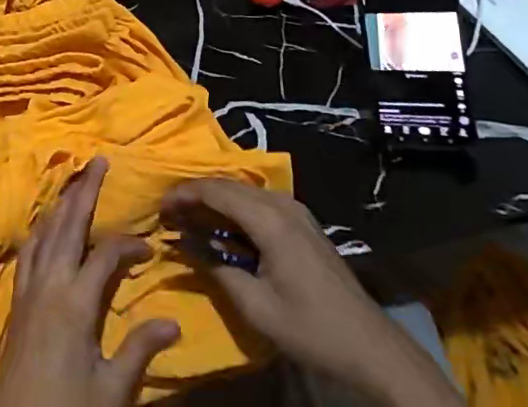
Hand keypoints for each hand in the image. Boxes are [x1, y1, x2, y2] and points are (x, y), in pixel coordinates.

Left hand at [0, 157, 180, 406]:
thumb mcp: (110, 388)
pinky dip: (39, 231)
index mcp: (75, 301)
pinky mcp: (15, 303)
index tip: (148, 250)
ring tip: (73, 180)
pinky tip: (44, 226)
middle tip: (98, 160)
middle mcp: (49, 285)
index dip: (128, 244)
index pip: (106, 254)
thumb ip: (139, 349)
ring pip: (44, 234)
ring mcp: (28, 291)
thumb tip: (174, 321)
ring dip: (60, 204)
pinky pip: (27, 253)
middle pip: (67, 226)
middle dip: (84, 191)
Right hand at [162, 180, 462, 406]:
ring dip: (217, 200)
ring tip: (191, 219)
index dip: (186, 194)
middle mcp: (283, 203)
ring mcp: (297, 210)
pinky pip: (261, 203)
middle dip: (198, 194)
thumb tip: (187, 246)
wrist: (366, 341)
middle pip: (231, 186)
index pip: (218, 191)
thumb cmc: (309, 326)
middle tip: (170, 213)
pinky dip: (236, 209)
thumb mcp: (256, 306)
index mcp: (270, 219)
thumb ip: (218, 270)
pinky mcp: (303, 222)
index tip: (161, 206)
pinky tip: (224, 227)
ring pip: (246, 192)